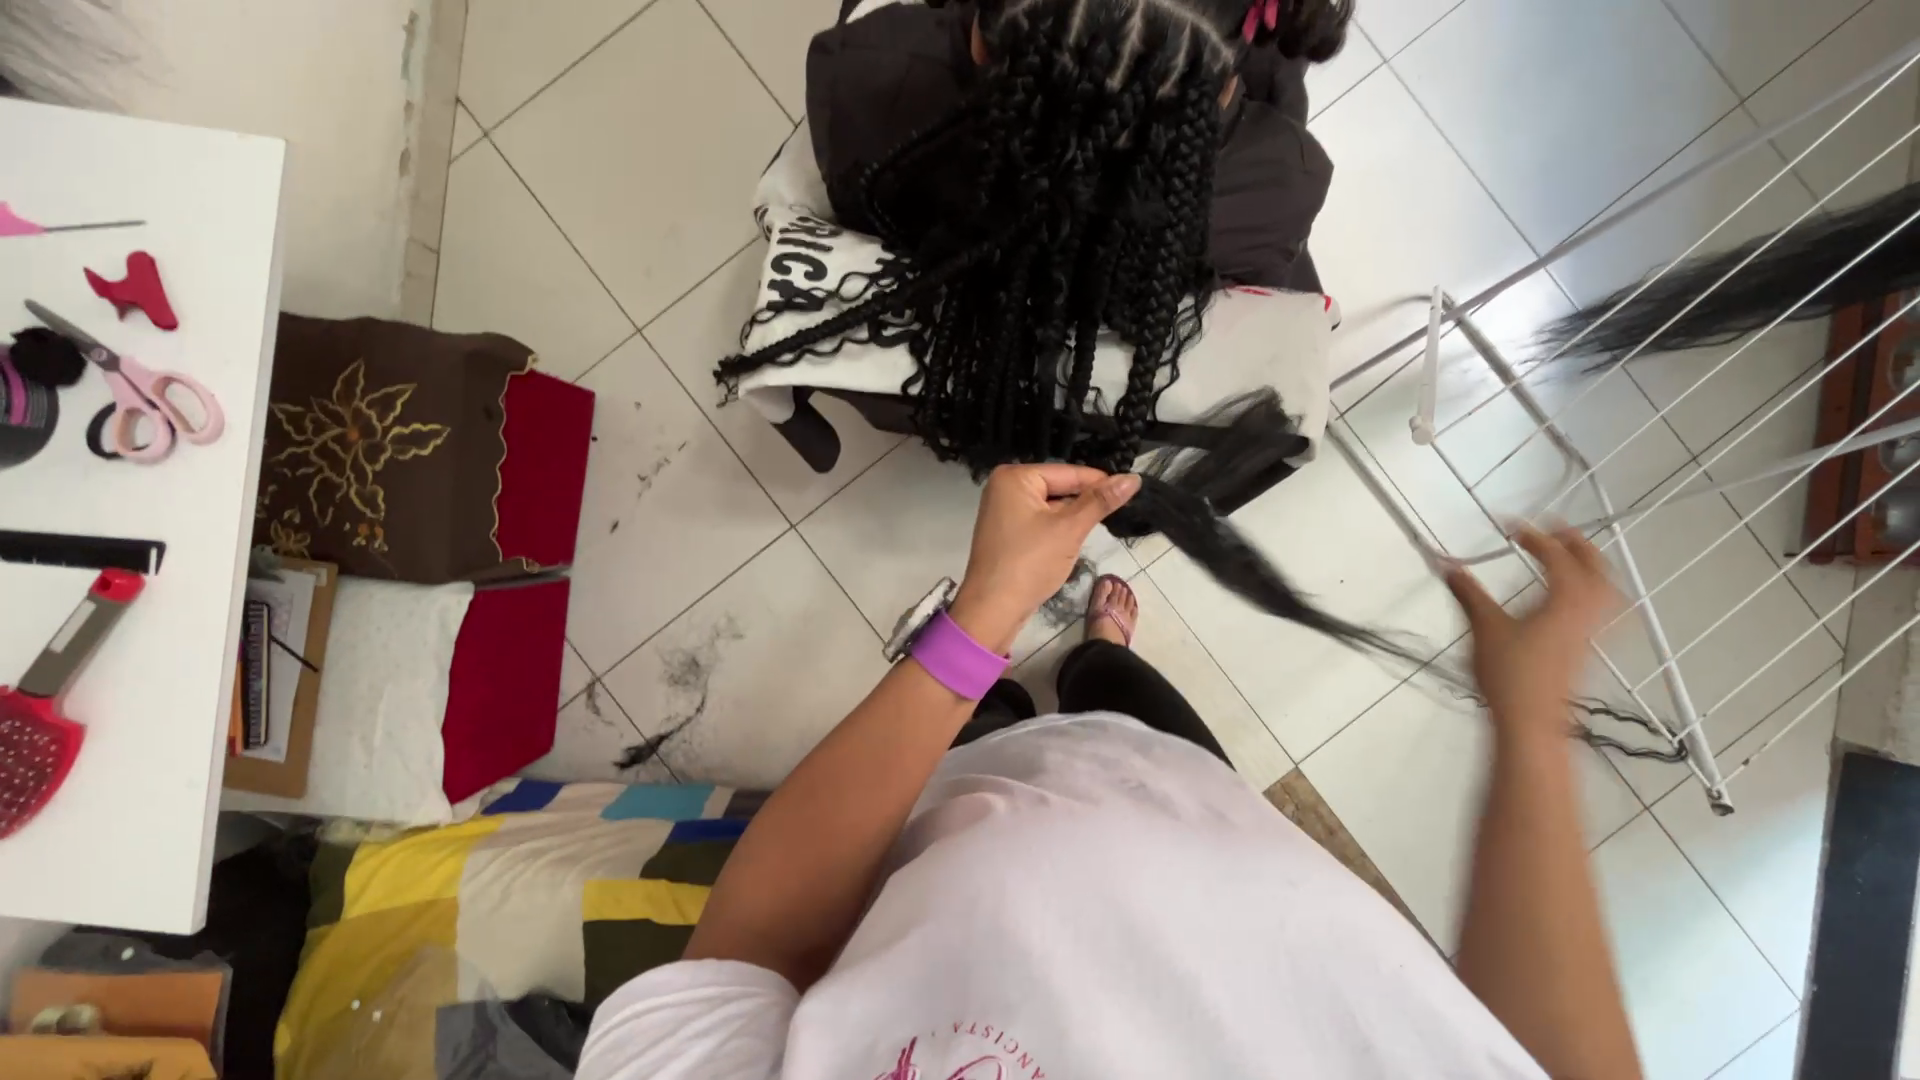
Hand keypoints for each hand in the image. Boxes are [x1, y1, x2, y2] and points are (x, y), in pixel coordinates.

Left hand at [948, 464, 1141, 652]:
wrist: (993, 609)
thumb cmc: (1030, 563)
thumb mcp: (1070, 529)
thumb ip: (1100, 501)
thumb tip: (1133, 478)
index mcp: (1014, 477)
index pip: (1067, 472)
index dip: (1100, 482)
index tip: (1131, 489)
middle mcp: (1004, 488)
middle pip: (1057, 487)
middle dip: (1084, 502)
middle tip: (1119, 511)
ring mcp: (1002, 511)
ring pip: (1050, 507)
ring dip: (1071, 518)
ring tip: (1098, 527)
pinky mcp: (1006, 533)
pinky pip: (1039, 521)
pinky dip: (1056, 529)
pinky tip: (1072, 542)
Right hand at [1446, 526, 1619, 738]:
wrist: (1532, 719)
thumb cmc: (1509, 672)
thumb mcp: (1485, 628)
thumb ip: (1469, 595)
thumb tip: (1449, 567)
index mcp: (1564, 602)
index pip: (1557, 559)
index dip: (1537, 538)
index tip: (1514, 526)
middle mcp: (1586, 612)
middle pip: (1597, 569)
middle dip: (1578, 545)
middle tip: (1557, 529)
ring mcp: (1592, 631)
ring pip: (1607, 590)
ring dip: (1593, 567)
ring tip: (1574, 556)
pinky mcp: (1588, 647)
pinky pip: (1603, 609)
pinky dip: (1595, 592)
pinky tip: (1579, 598)